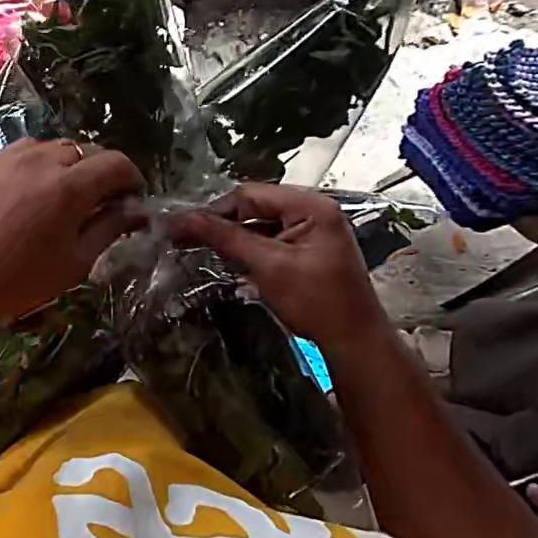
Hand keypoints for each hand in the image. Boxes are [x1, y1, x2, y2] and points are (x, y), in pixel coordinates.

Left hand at [0, 139, 146, 337]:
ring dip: (75, 164)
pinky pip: (31, 150)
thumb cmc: (23, 280)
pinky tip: (39, 188)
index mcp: (70, 187)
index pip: (116, 163)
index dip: (132, 177)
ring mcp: (14, 157)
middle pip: (90, 150)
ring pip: (60, 147)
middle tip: (104, 200)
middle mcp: (43, 161)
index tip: (133, 196)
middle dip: (104, 171)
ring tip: (70, 193)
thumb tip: (135, 210)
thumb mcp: (78, 261)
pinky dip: (45, 162)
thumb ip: (111, 228)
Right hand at [169, 182, 385, 350]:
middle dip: (222, 223)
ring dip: (233, 238)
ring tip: (199, 249)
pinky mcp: (307, 250)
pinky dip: (249, 250)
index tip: (182, 227)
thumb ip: (228, 239)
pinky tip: (229, 260)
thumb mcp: (269, 267)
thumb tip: (185, 220)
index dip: (215, 210)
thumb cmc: (317, 303)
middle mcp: (312, 210)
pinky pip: (270, 240)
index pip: (250, 194)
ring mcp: (311, 230)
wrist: (355, 342)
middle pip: (254, 207)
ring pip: (260, 224)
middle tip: (184, 239)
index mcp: (310, 205)